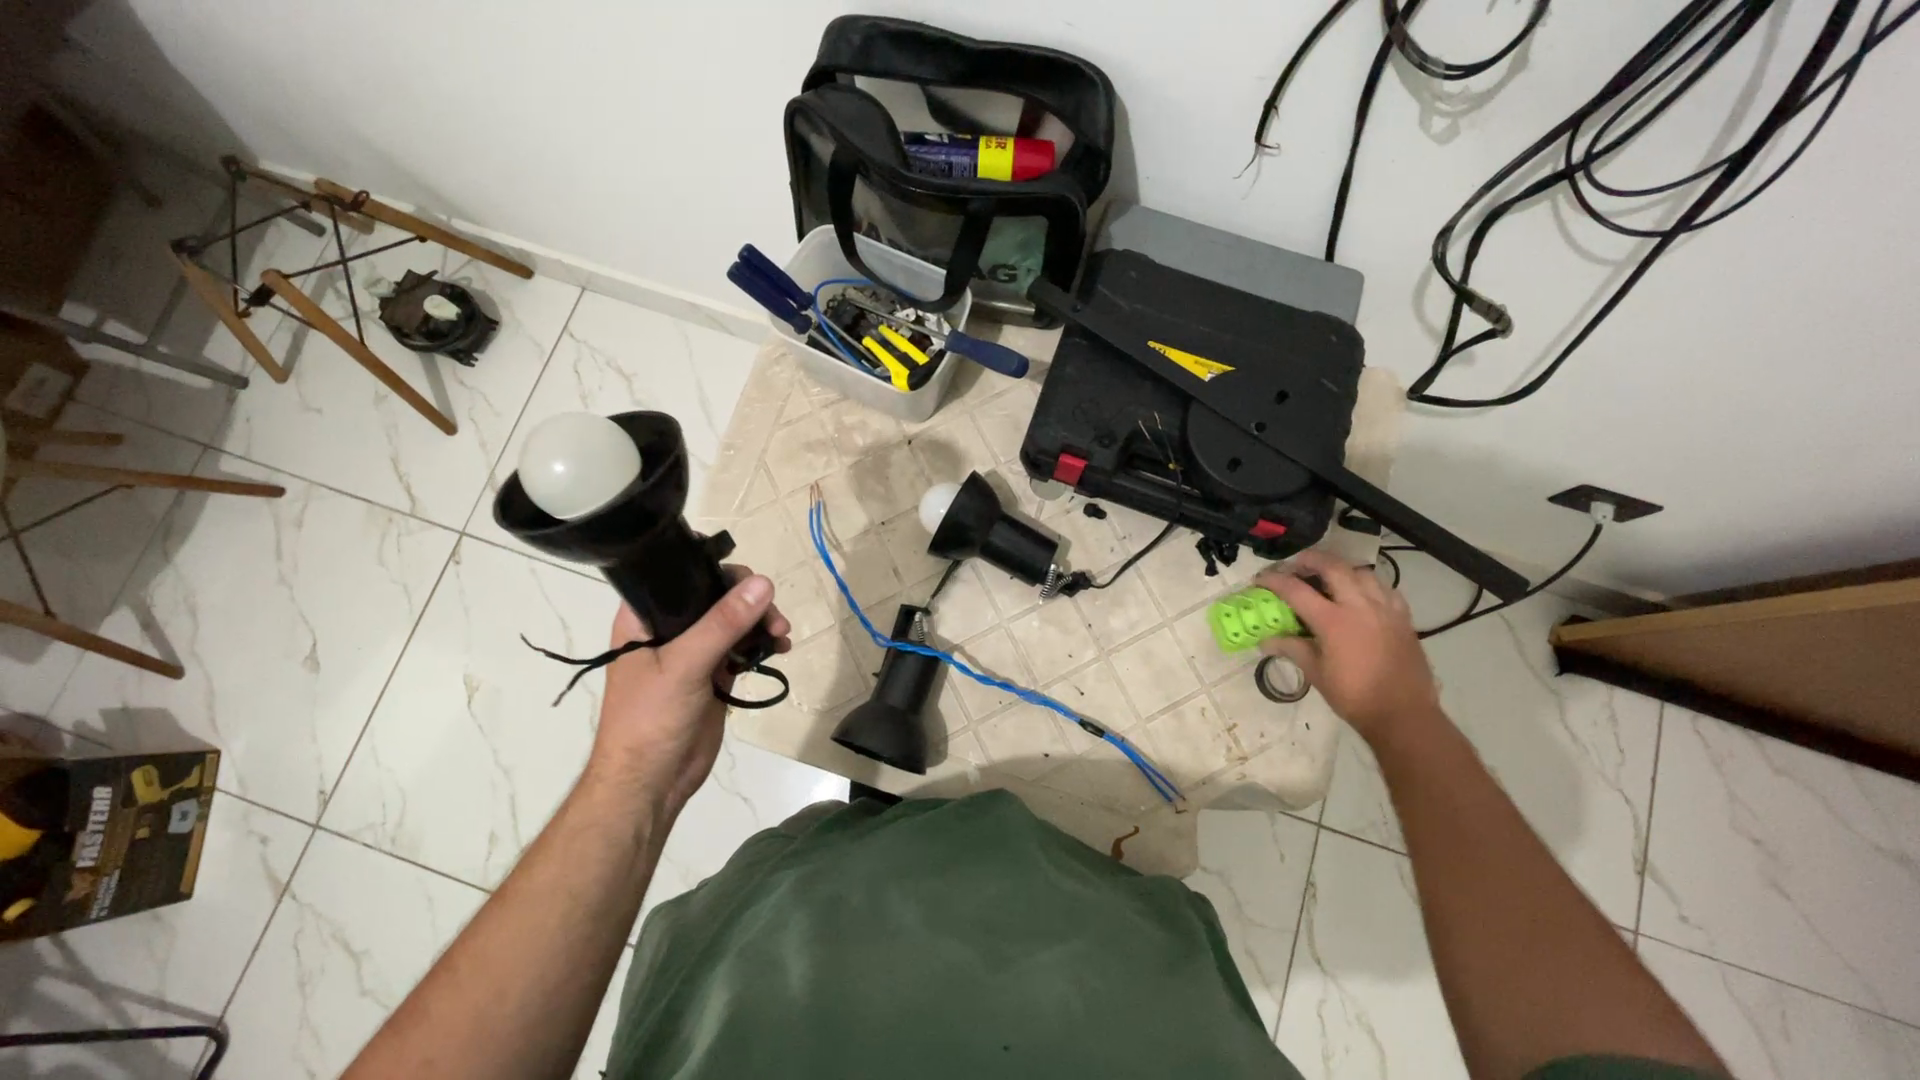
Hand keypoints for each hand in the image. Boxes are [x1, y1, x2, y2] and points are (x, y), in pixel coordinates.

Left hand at [589, 567, 790, 815]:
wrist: (651, 783)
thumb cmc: (649, 719)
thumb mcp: (685, 665)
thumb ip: (724, 623)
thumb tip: (764, 583)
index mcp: (644, 617)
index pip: (678, 573)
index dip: (713, 566)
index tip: (748, 576)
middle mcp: (668, 627)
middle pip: (714, 595)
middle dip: (748, 599)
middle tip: (772, 614)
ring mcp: (692, 652)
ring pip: (733, 620)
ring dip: (761, 621)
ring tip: (782, 633)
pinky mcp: (713, 675)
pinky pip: (742, 648)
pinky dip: (762, 644)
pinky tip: (781, 647)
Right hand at [1254, 550, 1441, 747]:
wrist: (1402, 714)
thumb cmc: (1354, 696)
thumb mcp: (1316, 673)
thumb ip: (1292, 649)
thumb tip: (1266, 640)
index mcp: (1334, 621)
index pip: (1297, 590)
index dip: (1275, 581)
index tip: (1260, 579)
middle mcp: (1360, 606)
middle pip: (1333, 567)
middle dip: (1311, 560)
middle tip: (1296, 564)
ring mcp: (1386, 609)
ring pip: (1363, 573)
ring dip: (1342, 569)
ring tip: (1330, 577)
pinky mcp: (1403, 618)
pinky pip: (1386, 589)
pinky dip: (1369, 585)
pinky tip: (1362, 596)